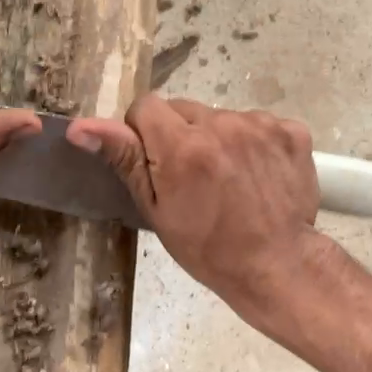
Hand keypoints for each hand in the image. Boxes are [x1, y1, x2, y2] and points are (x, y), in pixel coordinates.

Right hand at [66, 96, 329, 333]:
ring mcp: (261, 126)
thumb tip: (81, 127)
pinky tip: (256, 175)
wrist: (277, 266)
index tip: (157, 163)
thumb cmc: (208, 248)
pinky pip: (259, 124)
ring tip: (228, 179)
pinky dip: (254, 143)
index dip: (145, 133)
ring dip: (218, 138)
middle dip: (182, 135)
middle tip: (193, 177)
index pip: (146, 106)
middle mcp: (222, 125)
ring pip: (221, 117)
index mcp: (182, 145)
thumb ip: (123, 158)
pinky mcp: (291, 132)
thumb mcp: (155, 209)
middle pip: (185, 110)